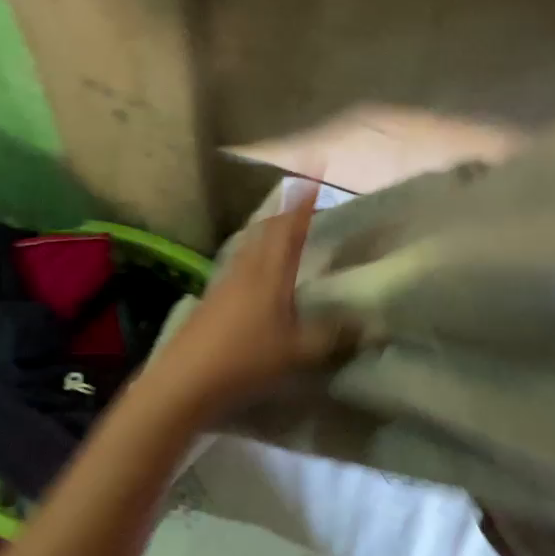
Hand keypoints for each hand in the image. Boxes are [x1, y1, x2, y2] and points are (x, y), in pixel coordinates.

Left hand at [142, 181, 343, 416]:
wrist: (184, 380)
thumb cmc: (245, 358)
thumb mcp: (298, 351)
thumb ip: (334, 336)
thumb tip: (371, 324)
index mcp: (269, 272)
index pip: (289, 226)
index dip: (303, 201)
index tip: (314, 175)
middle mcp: (245, 268)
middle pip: (266, 231)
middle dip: (287, 214)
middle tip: (305, 207)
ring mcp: (223, 283)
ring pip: (250, 247)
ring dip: (269, 235)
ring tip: (285, 237)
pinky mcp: (210, 301)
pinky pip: (239, 266)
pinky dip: (255, 258)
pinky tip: (257, 276)